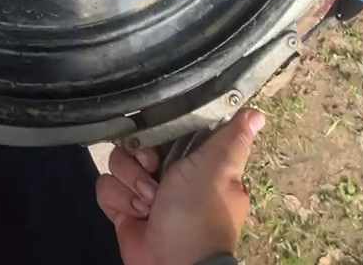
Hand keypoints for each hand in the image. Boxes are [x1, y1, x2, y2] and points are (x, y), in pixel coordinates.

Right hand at [96, 109, 263, 264]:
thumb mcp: (218, 171)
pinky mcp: (123, 209)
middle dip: (139, 161)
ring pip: (118, 163)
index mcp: (192, 164)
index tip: (159, 147)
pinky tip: (134, 214)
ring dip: (130, 184)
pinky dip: (118, 201)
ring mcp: (142, 193)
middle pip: (134, 143)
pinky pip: (105, 187)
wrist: (174, 263)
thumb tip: (257, 113)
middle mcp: (166, 175)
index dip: (155, 134)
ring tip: (146, 204)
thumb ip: (231, 141)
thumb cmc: (199, 213)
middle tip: (154, 176)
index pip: (162, 130)